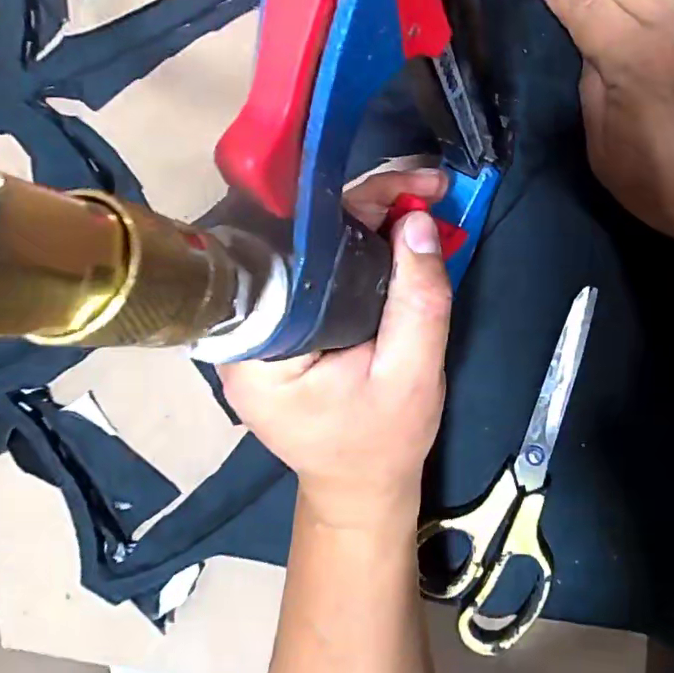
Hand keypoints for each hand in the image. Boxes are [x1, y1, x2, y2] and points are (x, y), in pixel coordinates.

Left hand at [219, 169, 452, 528]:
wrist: (361, 487)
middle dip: (367, 203)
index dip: (346, 206)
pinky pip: (322, 267)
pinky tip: (397, 225)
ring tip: (420, 196)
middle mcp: (248, 325)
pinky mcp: (288, 320)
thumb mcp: (412, 376)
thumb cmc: (381, 443)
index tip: (401, 186)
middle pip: (303, 240)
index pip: (293, 250)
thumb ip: (418, 302)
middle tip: (425, 185)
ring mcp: (266, 321)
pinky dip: (363, 241)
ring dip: (368, 216)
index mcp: (258, 346)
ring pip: (315, 248)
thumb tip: (419, 220)